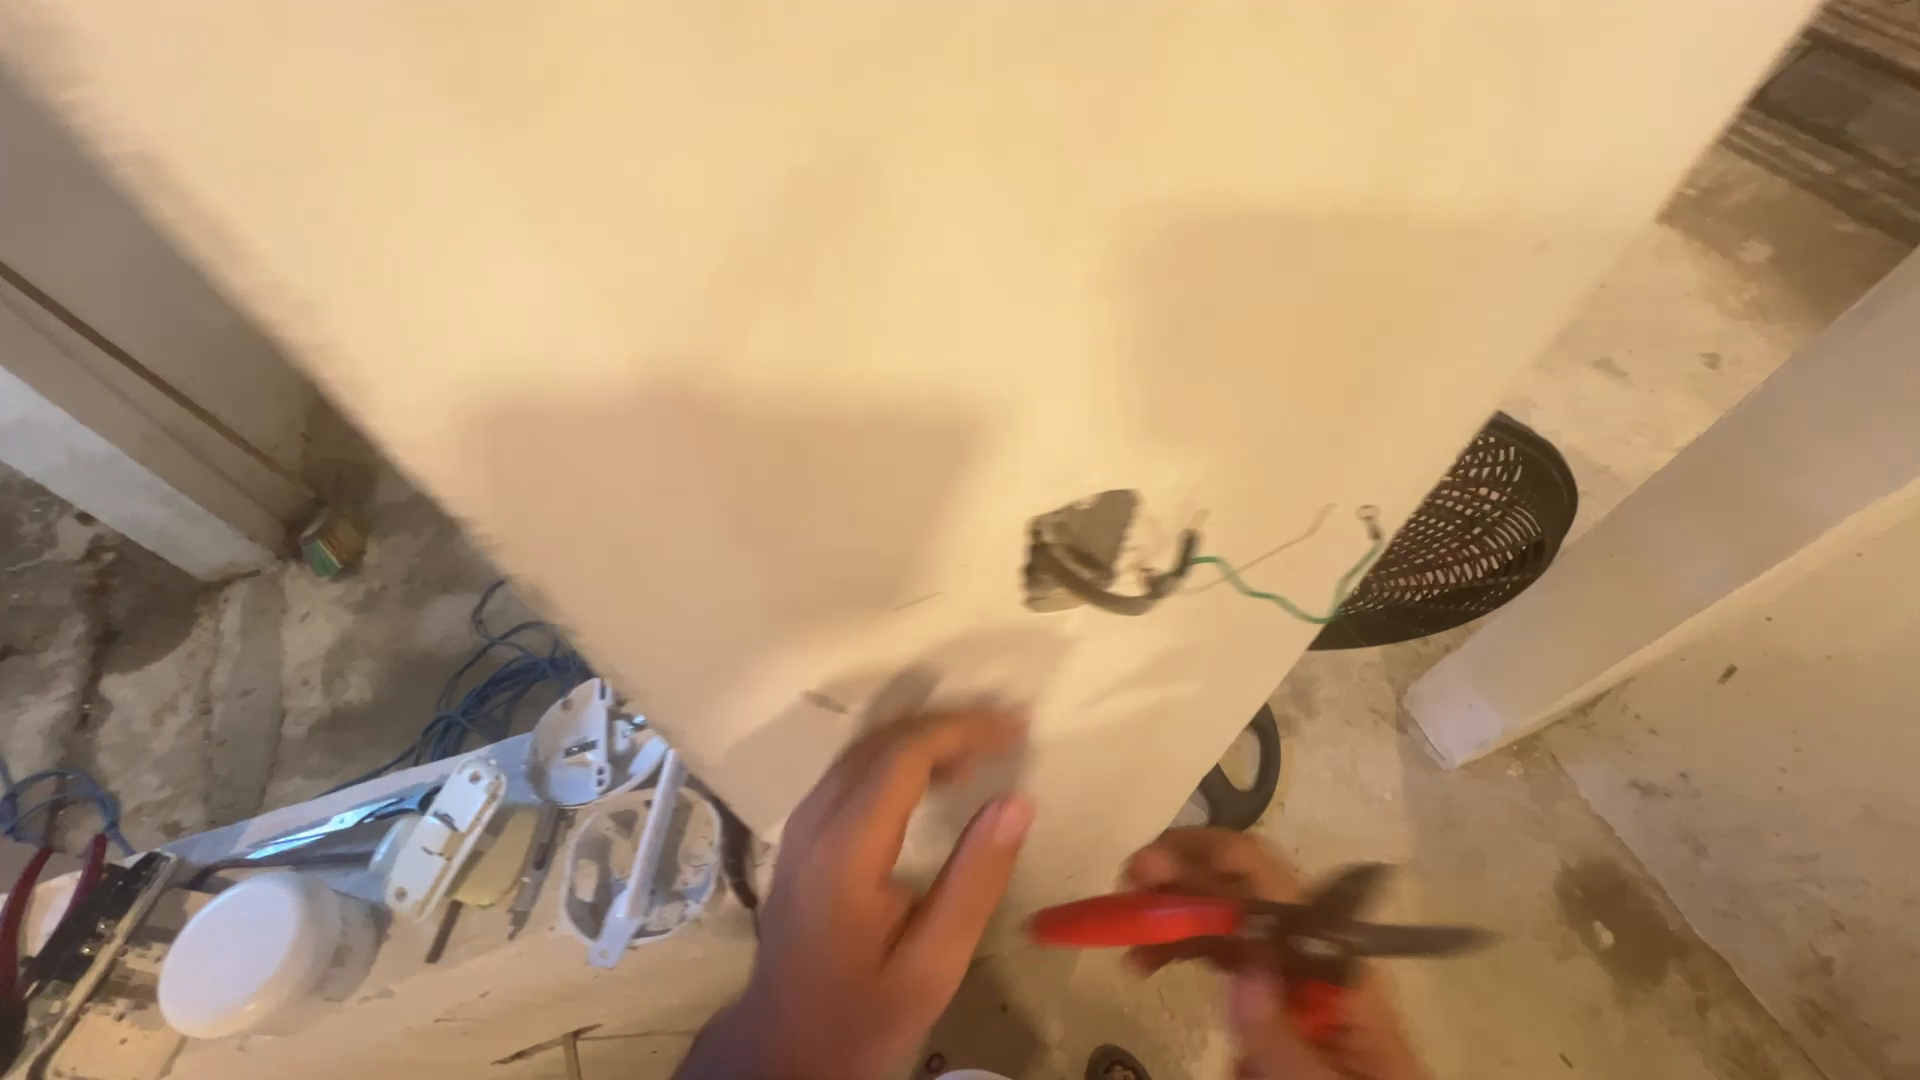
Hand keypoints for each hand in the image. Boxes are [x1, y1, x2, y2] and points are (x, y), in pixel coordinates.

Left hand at [675, 711, 1033, 1079]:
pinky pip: (854, 768)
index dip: (963, 730)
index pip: (905, 755)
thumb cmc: (863, 1012)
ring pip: (866, 747)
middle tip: (1007, 732)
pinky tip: (938, 776)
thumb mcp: (933, 963)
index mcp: (846, 847)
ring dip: (926, 736)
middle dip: (949, 725)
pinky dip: (901, 756)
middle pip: (884, 739)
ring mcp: (802, 820)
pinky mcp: (803, 830)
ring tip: (983, 750)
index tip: (1015, 729)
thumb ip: (976, 879)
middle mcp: (815, 818)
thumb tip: (1017, 800)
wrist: (782, 1046)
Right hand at [1123, 829, 1426, 1079]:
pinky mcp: (1269, 990)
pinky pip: (1218, 951)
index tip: (1150, 865)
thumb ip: (1284, 1040)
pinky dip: (1177, 946)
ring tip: (1120, 922)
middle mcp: (1307, 946)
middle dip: (1177, 874)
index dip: (1208, 858)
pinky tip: (1144, 960)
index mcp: (1333, 959)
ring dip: (1168, 909)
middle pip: (1238, 887)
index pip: (1272, 884)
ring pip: (1220, 914)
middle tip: (1123, 882)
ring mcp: (1286, 966)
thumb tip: (1243, 973)